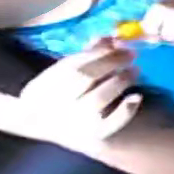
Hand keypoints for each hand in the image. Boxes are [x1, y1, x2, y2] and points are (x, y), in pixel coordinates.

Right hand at [10, 39, 143, 143]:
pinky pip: (111, 124)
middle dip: (110, 61)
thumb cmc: (77, 97)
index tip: (115, 43)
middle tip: (131, 53)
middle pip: (81, 78)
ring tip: (135, 70)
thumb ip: (88, 57)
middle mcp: (48, 109)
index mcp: (38, 91)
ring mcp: (71, 124)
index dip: (93, 54)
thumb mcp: (73, 77)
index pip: (66, 67)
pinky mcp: (94, 136)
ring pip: (96, 99)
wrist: (85, 134)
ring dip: (120, 80)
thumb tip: (107, 37)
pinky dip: (125, 110)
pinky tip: (136, 97)